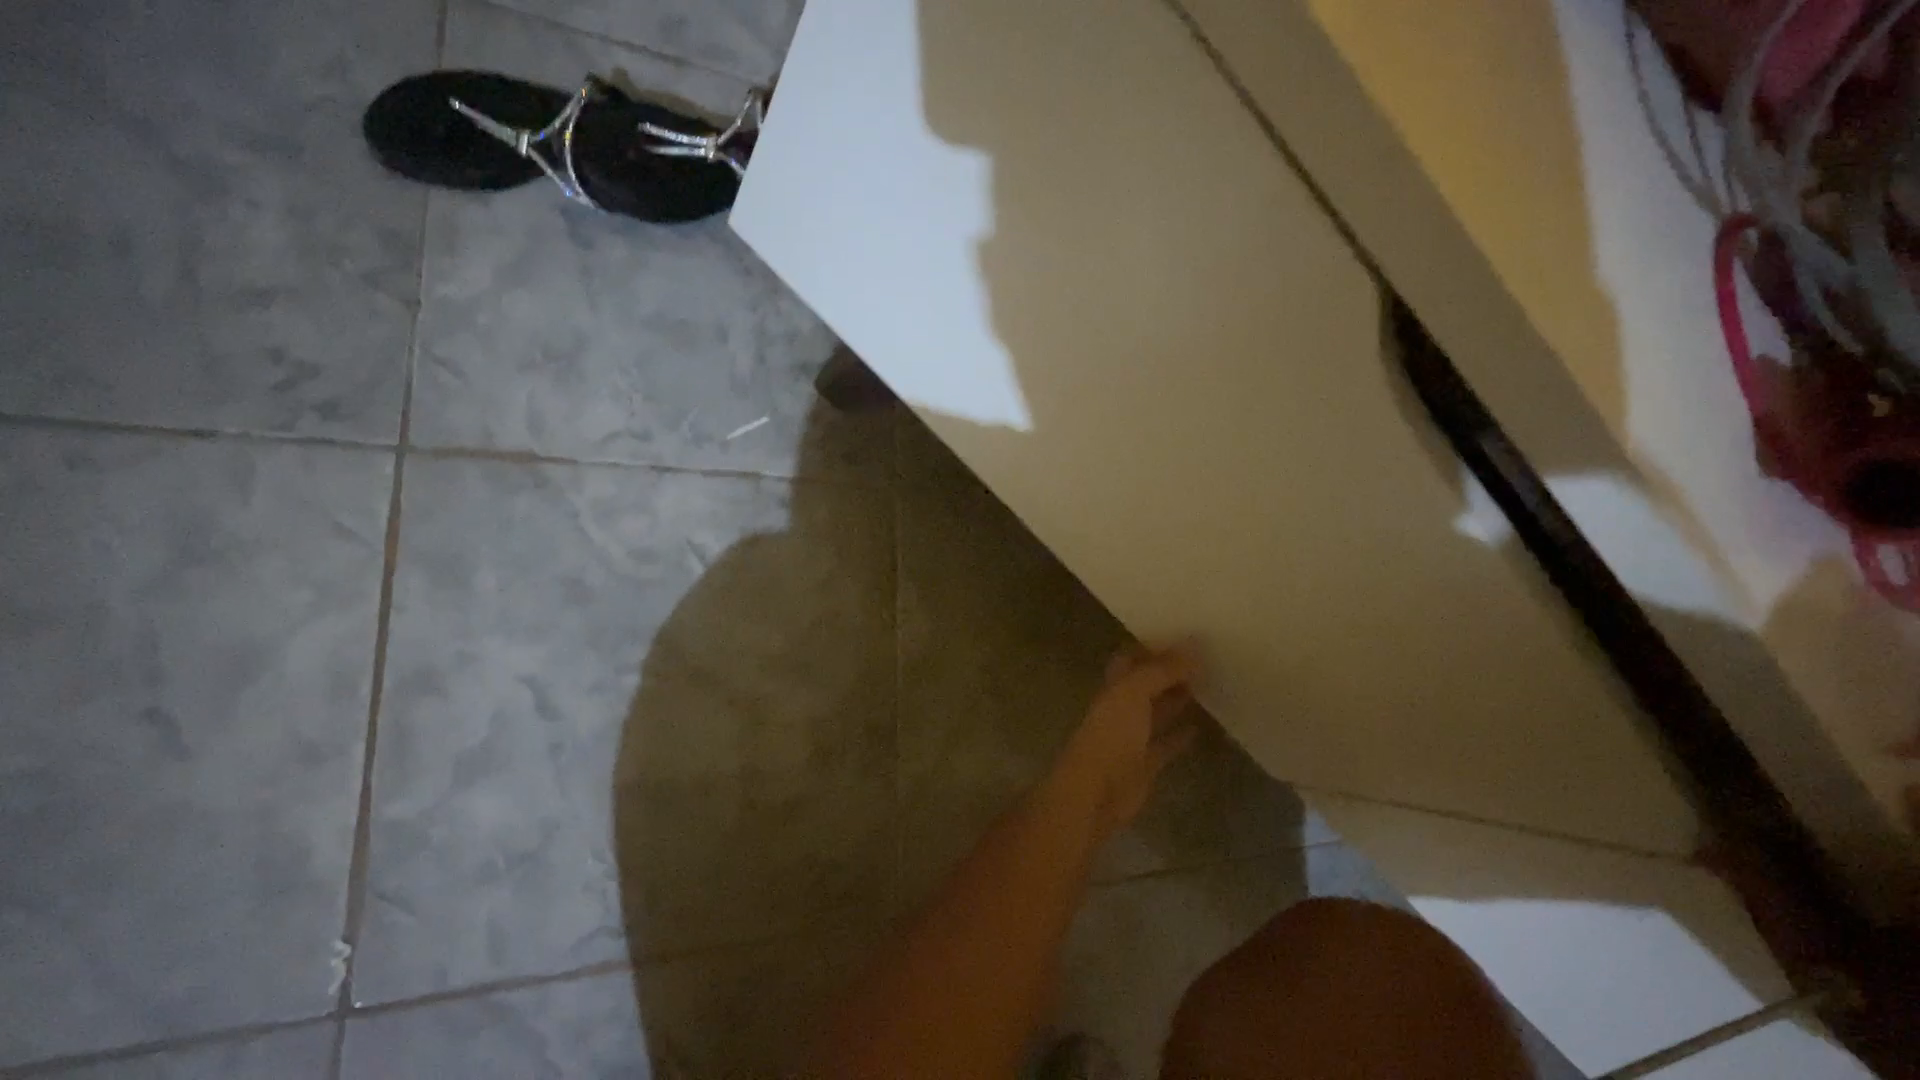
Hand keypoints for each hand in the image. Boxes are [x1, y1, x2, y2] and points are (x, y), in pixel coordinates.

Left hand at [1055, 643, 1202, 835]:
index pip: (1131, 658)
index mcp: (1114, 687)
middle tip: (1205, 657)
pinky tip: (1202, 725)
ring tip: (1210, 683)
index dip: (1152, 646)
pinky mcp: (1146, 763)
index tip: (1182, 634)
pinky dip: (1181, 734)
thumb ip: (1161, 670)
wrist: (1096, 793)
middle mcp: (1122, 708)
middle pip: (1147, 684)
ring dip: (1178, 699)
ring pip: (1158, 711)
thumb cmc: (1110, 737)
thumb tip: (1192, 644)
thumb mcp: (1133, 694)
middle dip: (1170, 671)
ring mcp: (1133, 737)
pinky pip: (1166, 743)